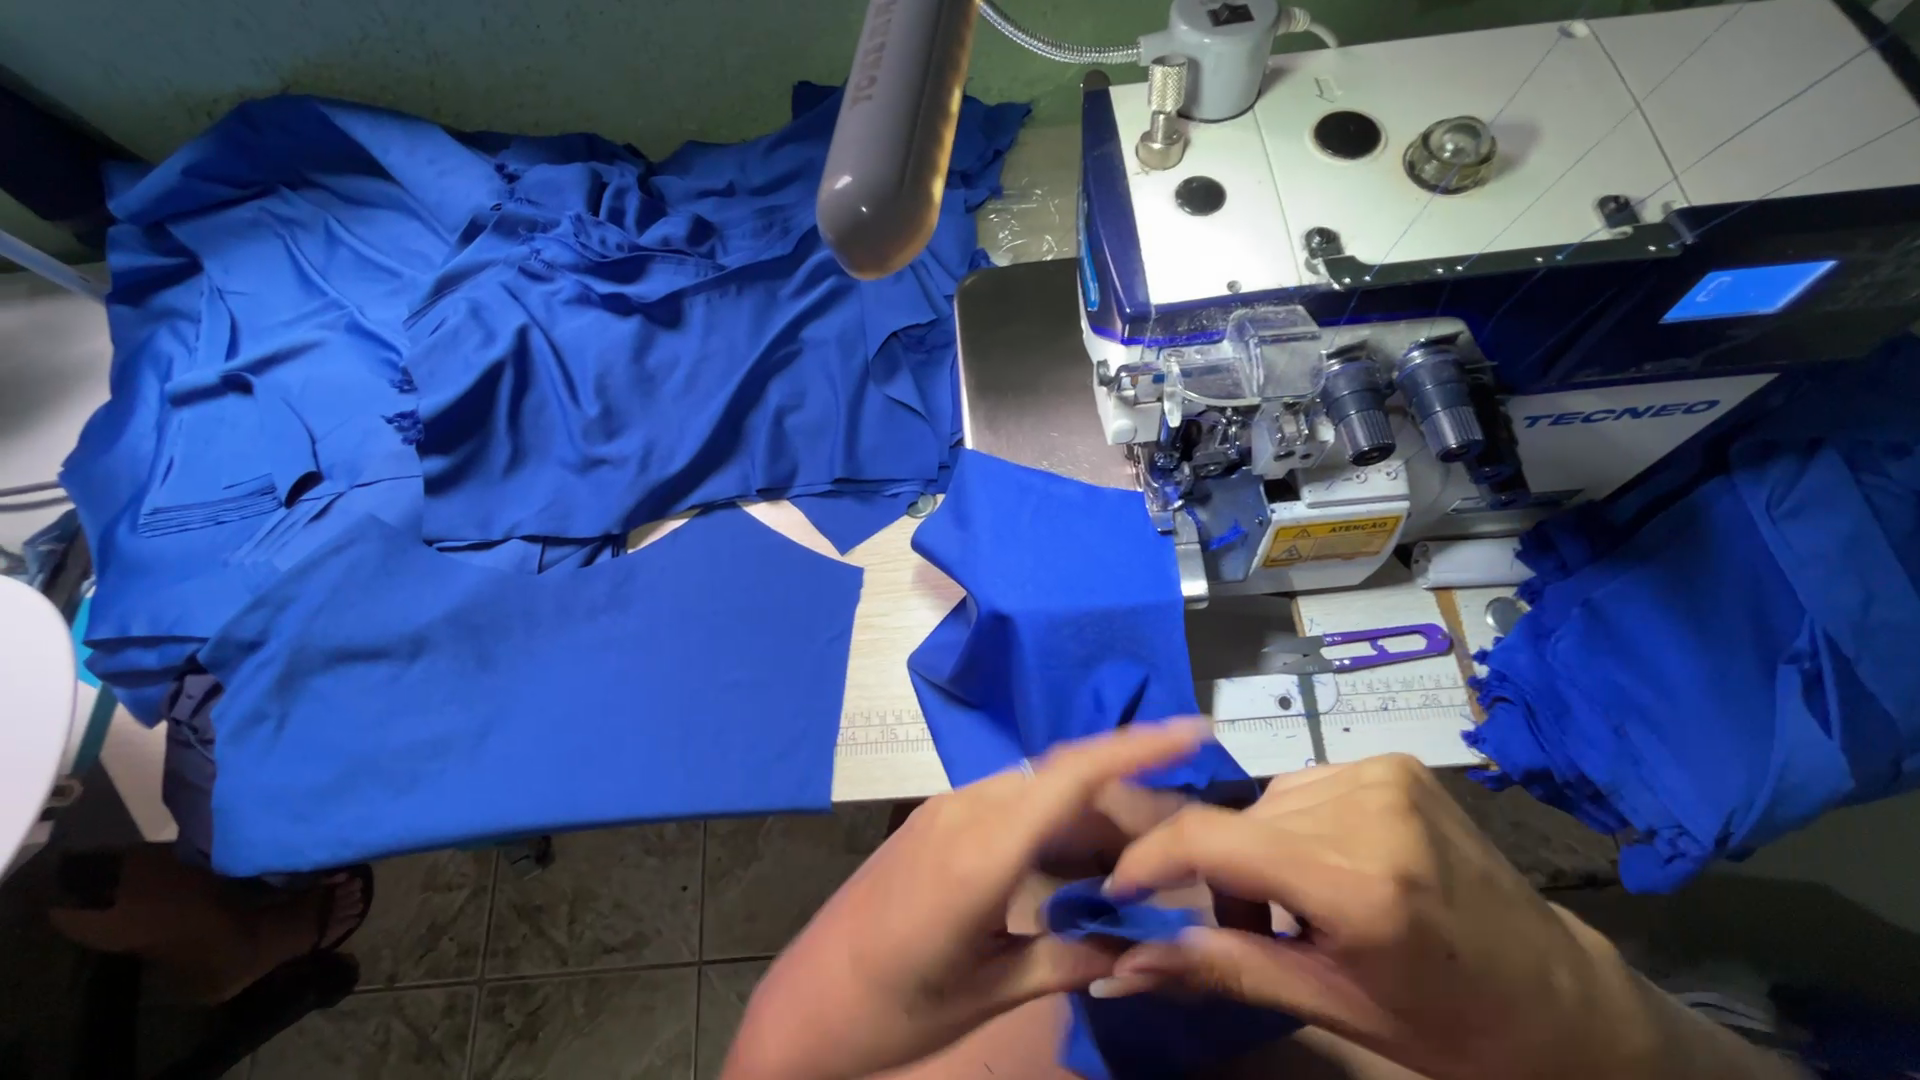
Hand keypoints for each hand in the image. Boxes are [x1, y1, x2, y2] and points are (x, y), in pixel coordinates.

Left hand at [719, 720, 1211, 1079]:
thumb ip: (1071, 958)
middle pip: (1063, 782)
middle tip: (1176, 848)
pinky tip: (1072, 869)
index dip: (1135, 747)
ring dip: (1087, 819)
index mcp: (981, 850)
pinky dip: (1051, 828)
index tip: (1191, 729)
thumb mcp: (992, 991)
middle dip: (1124, 806)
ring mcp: (944, 811)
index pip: (1072, 776)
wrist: (805, 1006)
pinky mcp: (934, 822)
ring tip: (1133, 865)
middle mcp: (963, 810)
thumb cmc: (894, 1009)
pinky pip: (1008, 806)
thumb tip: (1146, 946)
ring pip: (1036, 793)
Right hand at [1102, 754, 1795, 1079]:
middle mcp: (1368, 808)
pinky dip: (1289, 827)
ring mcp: (1384, 774)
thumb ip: (1219, 968)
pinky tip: (1320, 865)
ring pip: (1263, 803)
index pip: (1214, 842)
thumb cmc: (1446, 1023)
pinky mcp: (1393, 762)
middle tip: (1238, 929)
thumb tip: (1121, 967)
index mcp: (1359, 883)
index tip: (1121, 889)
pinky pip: (1300, 788)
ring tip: (1288, 902)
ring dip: (1254, 850)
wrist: (1561, 997)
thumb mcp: (1329, 1004)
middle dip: (1215, 875)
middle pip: (1237, 824)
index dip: (1151, 859)